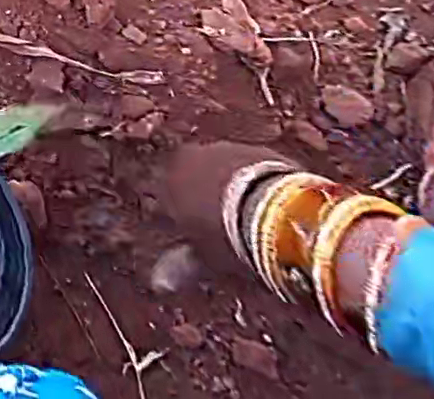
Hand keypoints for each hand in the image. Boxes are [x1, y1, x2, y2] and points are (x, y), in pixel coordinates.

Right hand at [163, 142, 293, 268]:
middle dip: (204, 193)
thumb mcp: (204, 257)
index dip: (181, 213)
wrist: (276, 211)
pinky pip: (249, 166)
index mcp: (165, 181)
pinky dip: (255, 181)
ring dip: (231, 184)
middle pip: (192, 176)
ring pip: (221, 169)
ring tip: (253, 212)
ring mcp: (220, 150)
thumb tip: (157, 285)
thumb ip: (181, 266)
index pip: (166, 195)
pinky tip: (271, 202)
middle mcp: (186, 158)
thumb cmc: (231, 237)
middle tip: (226, 221)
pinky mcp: (254, 149)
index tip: (197, 230)